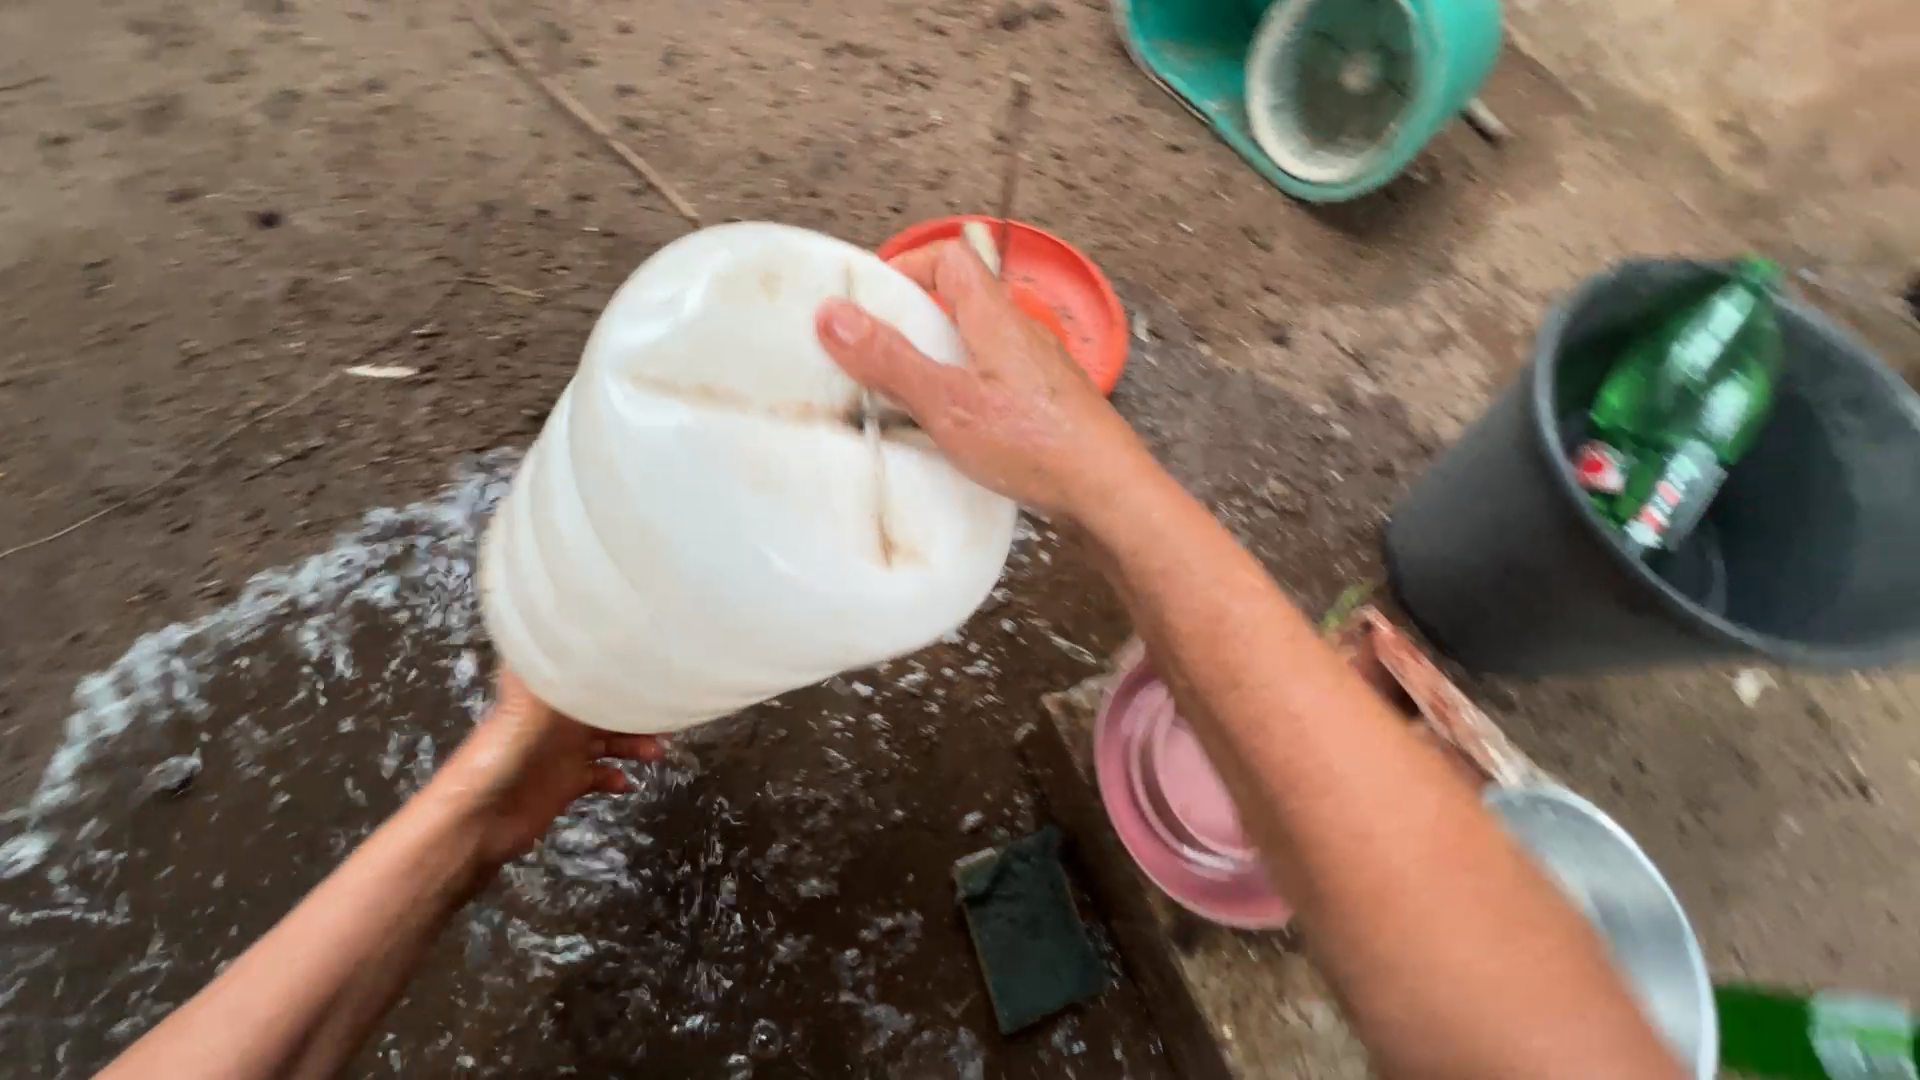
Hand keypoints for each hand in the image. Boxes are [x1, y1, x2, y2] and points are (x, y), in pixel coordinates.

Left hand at [428, 670, 663, 866]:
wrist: (476, 820)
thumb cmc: (500, 758)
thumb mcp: (524, 708)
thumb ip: (546, 675)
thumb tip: (562, 626)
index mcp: (550, 699)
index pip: (591, 679)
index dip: (621, 676)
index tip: (655, 674)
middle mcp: (559, 722)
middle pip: (607, 710)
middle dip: (636, 713)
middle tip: (666, 720)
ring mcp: (563, 754)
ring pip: (610, 742)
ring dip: (634, 745)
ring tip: (656, 754)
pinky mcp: (566, 784)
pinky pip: (601, 775)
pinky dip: (617, 778)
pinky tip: (628, 784)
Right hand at [815, 239, 1145, 515]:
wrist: (1107, 492)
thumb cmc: (1036, 444)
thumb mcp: (948, 403)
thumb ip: (891, 361)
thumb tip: (834, 316)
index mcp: (995, 318)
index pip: (949, 257)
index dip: (907, 266)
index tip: (872, 300)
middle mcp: (1020, 334)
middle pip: (959, 303)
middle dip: (914, 323)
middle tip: (878, 356)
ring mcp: (1036, 371)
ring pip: (976, 347)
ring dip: (938, 362)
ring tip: (907, 398)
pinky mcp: (1045, 405)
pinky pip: (994, 382)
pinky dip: (965, 393)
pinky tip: (953, 431)